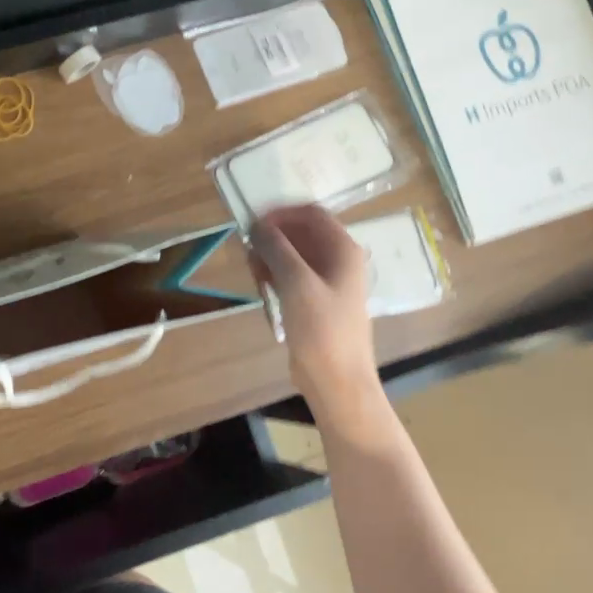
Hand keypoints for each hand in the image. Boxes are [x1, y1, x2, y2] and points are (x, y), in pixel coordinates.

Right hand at [250, 205, 381, 419]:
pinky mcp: (314, 300)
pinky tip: (263, 291)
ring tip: (255, 276)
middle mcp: (338, 260)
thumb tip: (256, 224)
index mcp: (343, 250)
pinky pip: (291, 275)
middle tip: (249, 255)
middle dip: (271, 238)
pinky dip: (274, 276)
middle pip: (300, 233)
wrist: (336, 380)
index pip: (311, 213)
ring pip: (292, 254)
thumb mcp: (296, 283)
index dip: (281, 213)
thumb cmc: (322, 329)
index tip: (252, 224)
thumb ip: (276, 248)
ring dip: (269, 258)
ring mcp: (327, 281)